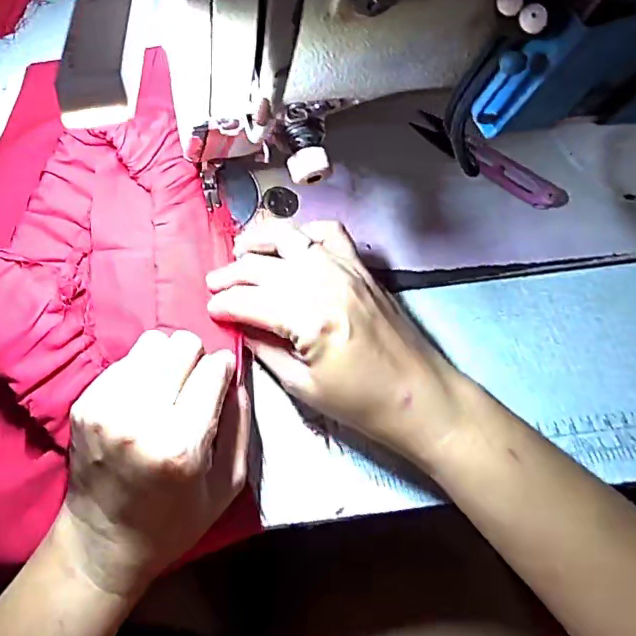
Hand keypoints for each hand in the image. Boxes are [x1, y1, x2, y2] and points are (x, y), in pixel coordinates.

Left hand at [54, 330, 248, 598]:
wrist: (103, 538)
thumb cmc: (174, 521)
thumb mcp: (225, 488)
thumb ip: (238, 427)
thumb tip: (236, 375)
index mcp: (179, 445)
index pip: (210, 371)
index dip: (223, 368)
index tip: (223, 375)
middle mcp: (138, 418)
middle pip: (179, 344)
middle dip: (194, 358)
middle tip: (194, 381)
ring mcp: (105, 406)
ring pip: (149, 343)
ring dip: (165, 360)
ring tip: (167, 388)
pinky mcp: (83, 401)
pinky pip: (123, 360)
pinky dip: (138, 371)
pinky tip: (140, 399)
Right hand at [205, 219, 473, 467]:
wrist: (425, 400)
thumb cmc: (363, 403)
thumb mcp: (303, 387)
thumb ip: (264, 349)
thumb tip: (238, 326)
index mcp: (308, 318)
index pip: (248, 299)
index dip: (223, 304)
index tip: (210, 310)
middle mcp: (323, 283)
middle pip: (260, 265)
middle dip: (230, 275)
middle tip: (214, 286)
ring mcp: (344, 269)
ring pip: (288, 236)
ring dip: (258, 241)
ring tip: (241, 253)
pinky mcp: (360, 266)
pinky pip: (327, 232)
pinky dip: (304, 232)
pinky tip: (292, 246)